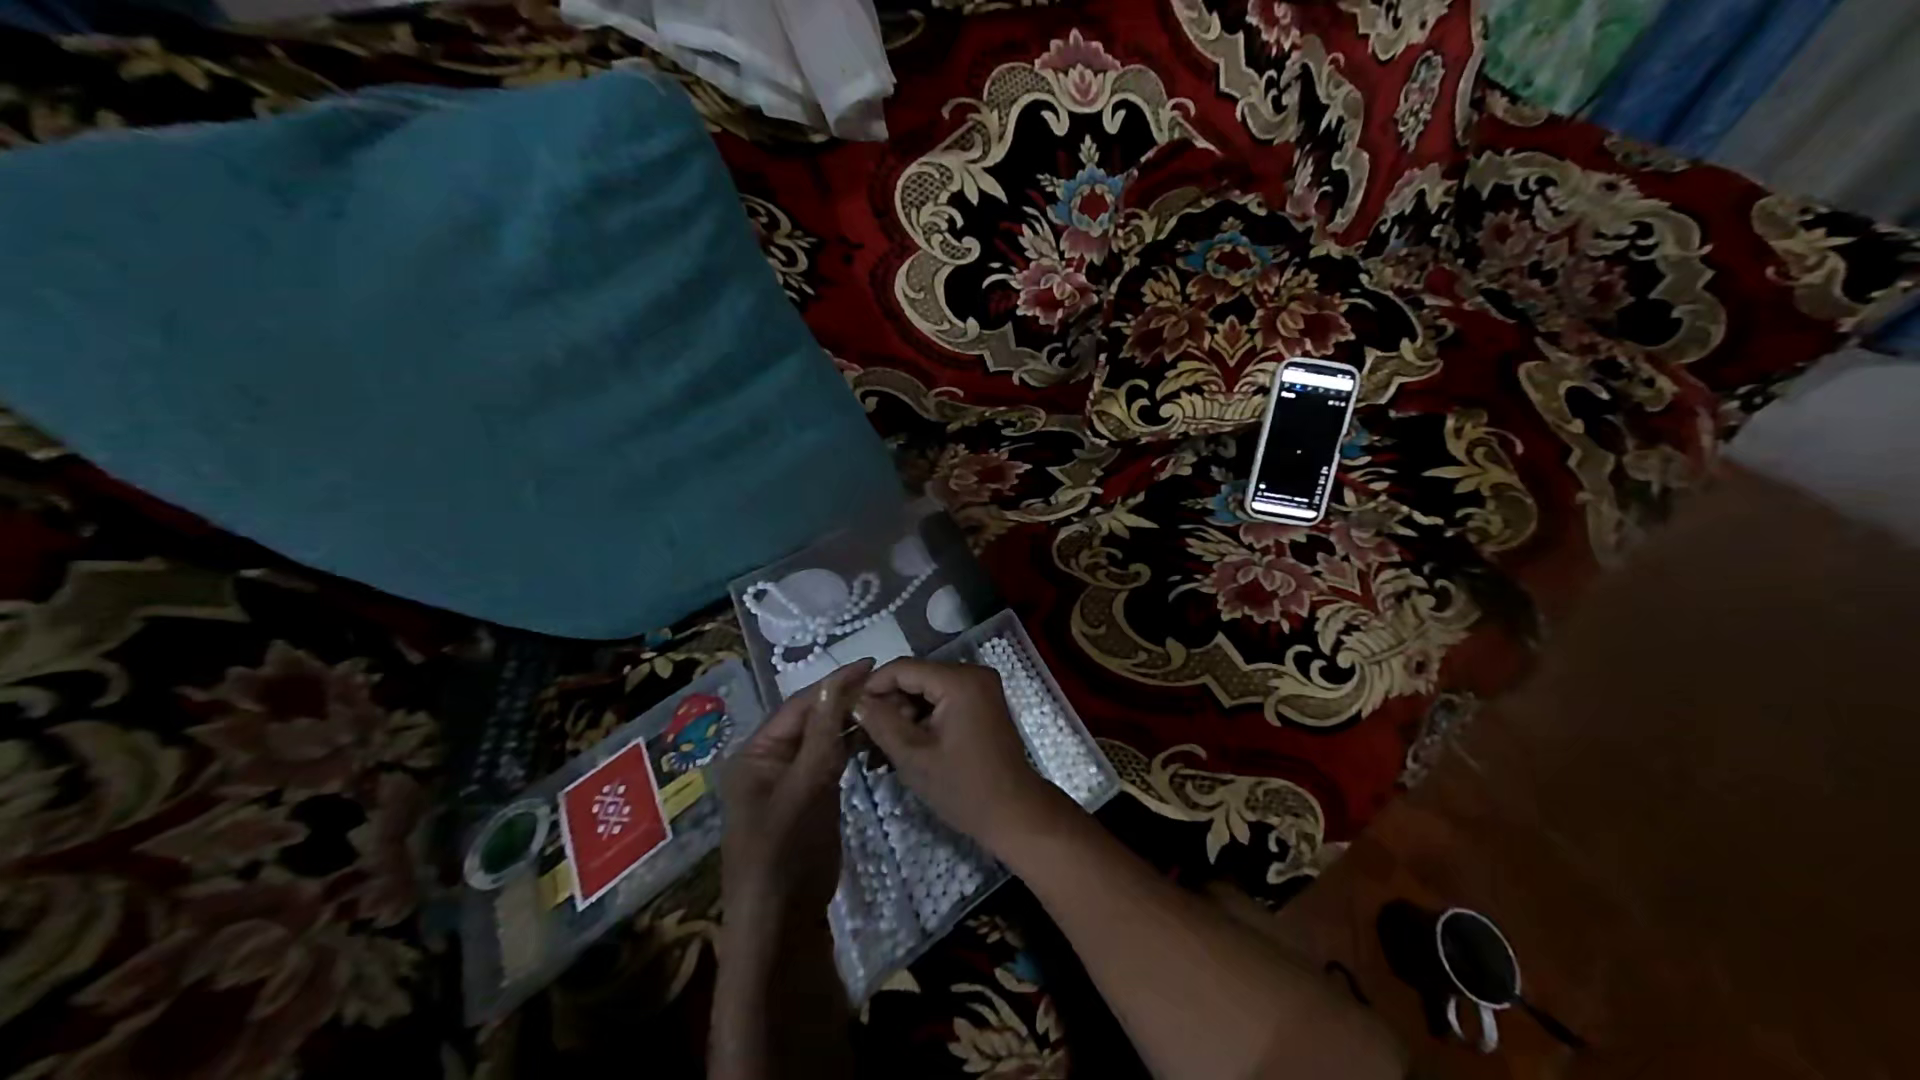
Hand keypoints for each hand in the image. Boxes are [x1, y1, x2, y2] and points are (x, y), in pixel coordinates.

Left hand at [719, 659, 868, 920]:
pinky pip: (829, 764)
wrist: (782, 924)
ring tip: (884, 704)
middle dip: (843, 701)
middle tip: (885, 684)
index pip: (798, 706)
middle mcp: (768, 762)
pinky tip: (872, 738)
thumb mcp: (805, 788)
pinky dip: (848, 749)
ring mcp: (789, 783)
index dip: (833, 684)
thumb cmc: (785, 852)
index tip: (871, 665)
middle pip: (810, 721)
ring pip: (822, 742)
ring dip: (848, 724)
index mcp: (755, 754)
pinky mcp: (809, 801)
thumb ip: (823, 735)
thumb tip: (836, 682)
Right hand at [854, 659, 1078, 857]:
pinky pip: (941, 703)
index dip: (872, 687)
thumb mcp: (913, 756)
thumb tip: (854, 700)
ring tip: (878, 752)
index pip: (903, 668)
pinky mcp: (981, 704)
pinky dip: (921, 722)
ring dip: (902, 717)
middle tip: (863, 738)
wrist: (1015, 814)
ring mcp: (980, 688)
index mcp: (959, 680)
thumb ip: (880, 722)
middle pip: (915, 679)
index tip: (848, 711)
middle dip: (887, 706)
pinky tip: (901, 748)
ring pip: (926, 692)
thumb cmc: (963, 788)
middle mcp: (972, 674)